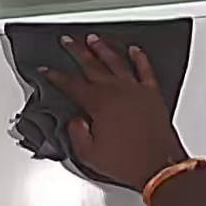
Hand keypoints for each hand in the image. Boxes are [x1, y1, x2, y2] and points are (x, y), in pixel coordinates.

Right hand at [41, 33, 188, 190]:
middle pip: (92, 65)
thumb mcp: (88, 153)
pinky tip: (133, 49)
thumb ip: (76, 133)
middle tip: (67, 41)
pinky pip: (144, 70)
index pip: (71, 85)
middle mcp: (117, 91)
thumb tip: (75, 120)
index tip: (46, 69)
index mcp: (98, 104)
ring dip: (102, 48)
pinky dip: (139, 57)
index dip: (56, 76)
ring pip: (116, 62)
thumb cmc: (126, 161)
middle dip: (76, 51)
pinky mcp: (152, 95)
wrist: (159, 167)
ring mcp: (136, 90)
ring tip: (93, 38)